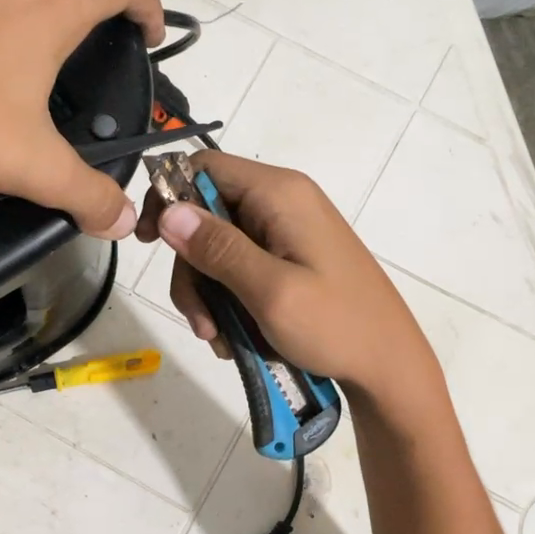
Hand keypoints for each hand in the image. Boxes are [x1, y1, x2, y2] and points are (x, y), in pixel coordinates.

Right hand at [142, 150, 444, 400]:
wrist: (387, 366)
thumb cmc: (336, 326)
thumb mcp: (270, 291)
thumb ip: (218, 249)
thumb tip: (167, 210)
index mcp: (279, 195)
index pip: (202, 167)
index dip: (166, 197)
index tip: (147, 242)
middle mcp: (280, 203)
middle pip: (204, 218)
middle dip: (192, 272)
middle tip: (201, 323)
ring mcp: (284, 233)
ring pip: (216, 251)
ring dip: (208, 297)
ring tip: (222, 340)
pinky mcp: (288, 260)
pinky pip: (238, 270)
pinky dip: (229, 303)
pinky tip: (237, 337)